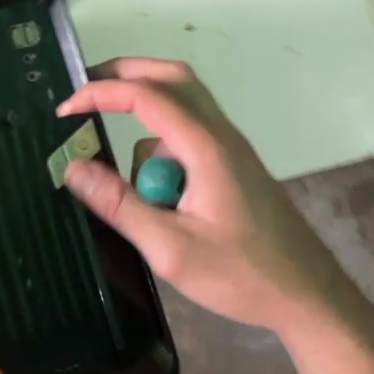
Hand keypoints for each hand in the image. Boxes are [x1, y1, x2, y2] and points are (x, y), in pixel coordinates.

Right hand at [56, 57, 350, 333]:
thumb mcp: (170, 248)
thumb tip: (72, 168)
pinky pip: (186, 138)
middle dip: (124, 75)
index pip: (146, 96)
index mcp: (206, 148)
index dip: (100, 93)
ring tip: (130, 186)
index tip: (63, 111)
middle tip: (84, 93)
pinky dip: (161, 149)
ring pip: (180, 107)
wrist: (309, 298)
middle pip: (171, 78)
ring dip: (144, 126)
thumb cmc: (241, 276)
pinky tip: (158, 200)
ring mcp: (229, 149)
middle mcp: (220, 136)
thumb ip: (119, 205)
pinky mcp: (231, 167)